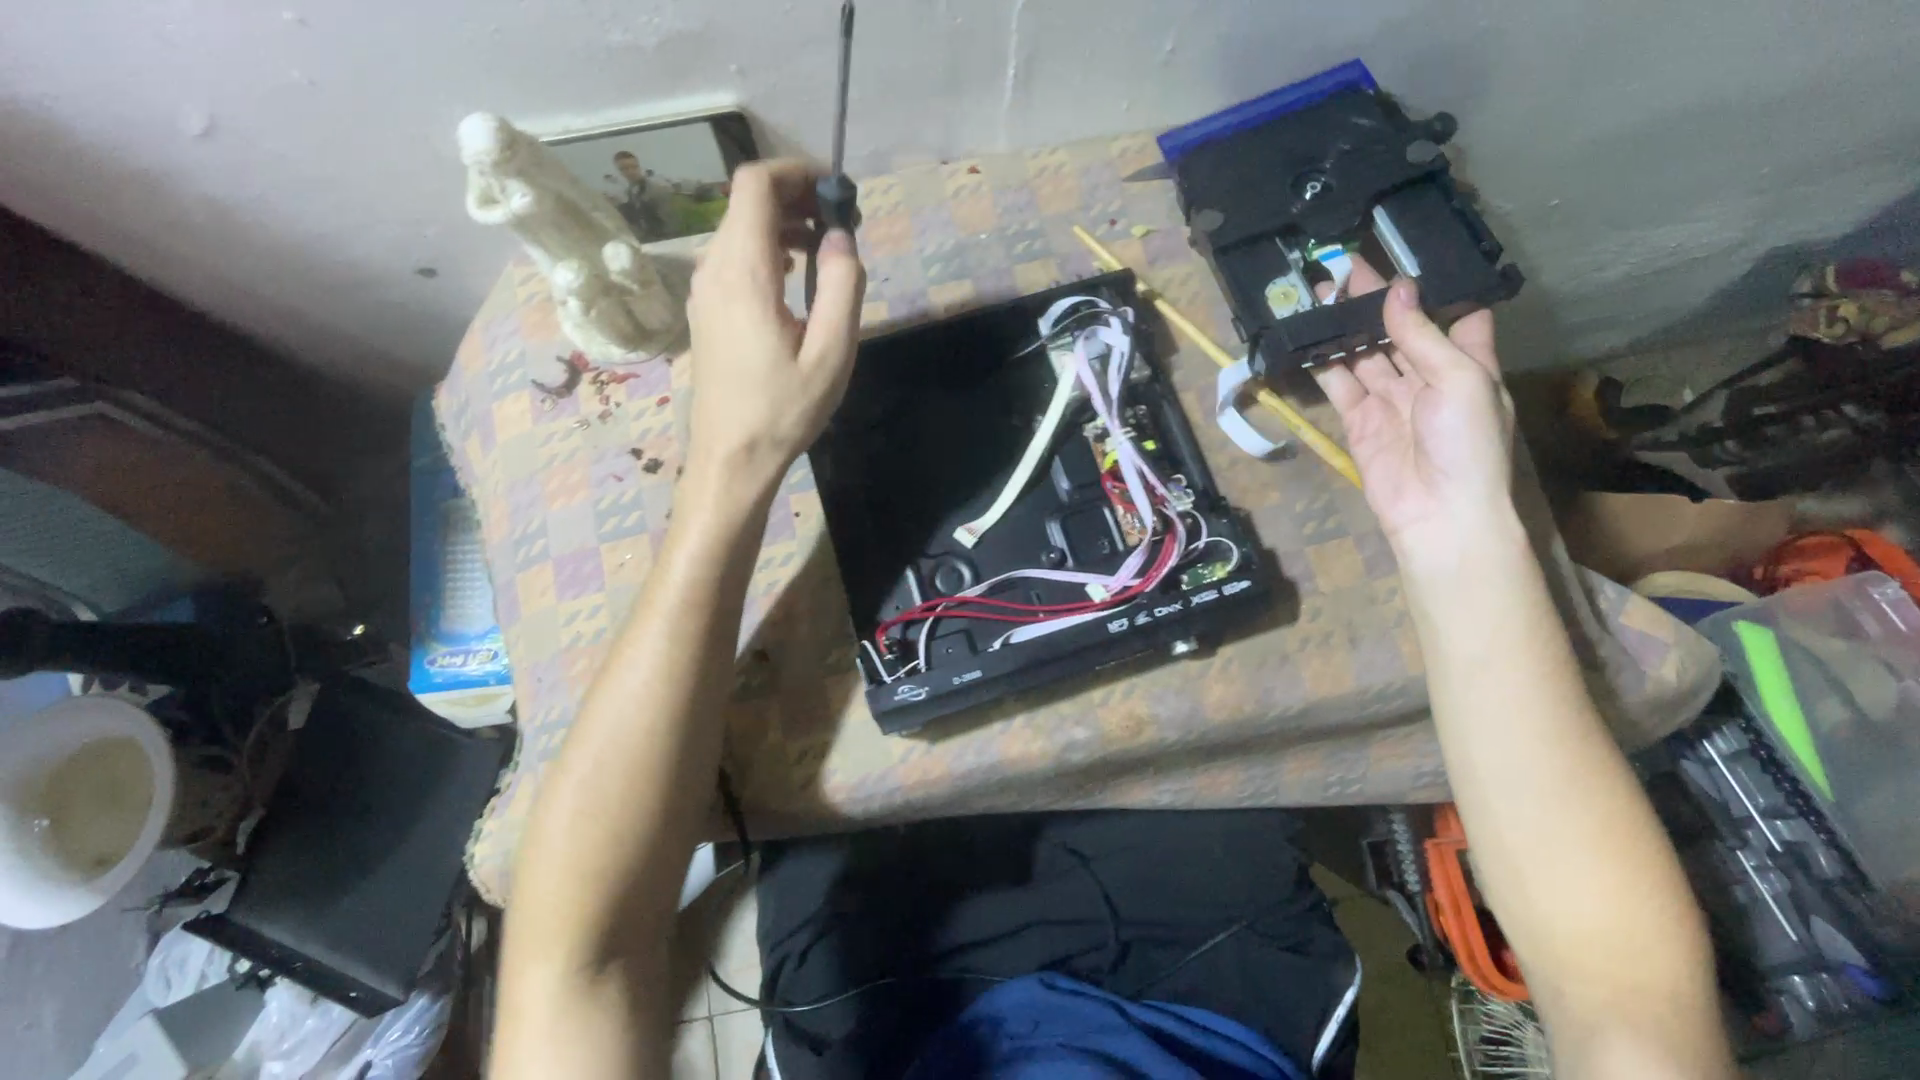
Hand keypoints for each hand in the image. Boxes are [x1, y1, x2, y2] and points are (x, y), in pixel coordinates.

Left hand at [683, 159, 865, 496]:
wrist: (731, 457)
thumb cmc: (784, 410)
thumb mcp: (831, 353)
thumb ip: (843, 286)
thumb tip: (842, 236)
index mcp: (743, 272)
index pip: (755, 185)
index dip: (797, 172)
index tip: (837, 190)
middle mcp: (714, 269)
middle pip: (747, 202)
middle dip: (798, 197)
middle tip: (843, 223)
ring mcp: (704, 289)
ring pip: (741, 229)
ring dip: (785, 224)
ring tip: (828, 248)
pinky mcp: (706, 308)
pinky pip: (735, 257)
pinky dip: (769, 249)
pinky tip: (798, 277)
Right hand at [1310, 258, 1515, 553]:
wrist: (1438, 512)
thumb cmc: (1467, 442)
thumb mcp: (1459, 379)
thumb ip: (1422, 334)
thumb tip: (1395, 289)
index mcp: (1468, 363)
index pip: (1455, 315)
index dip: (1433, 289)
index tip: (1404, 259)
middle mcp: (1429, 376)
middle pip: (1400, 329)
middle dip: (1374, 301)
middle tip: (1342, 268)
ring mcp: (1391, 399)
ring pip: (1365, 353)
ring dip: (1344, 327)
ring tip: (1319, 293)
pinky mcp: (1359, 421)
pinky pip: (1340, 385)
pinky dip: (1324, 363)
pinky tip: (1308, 337)